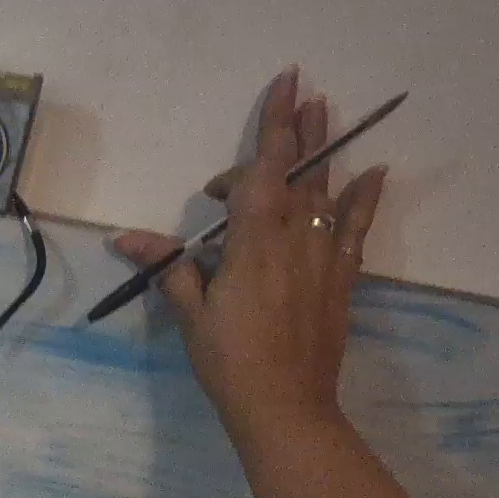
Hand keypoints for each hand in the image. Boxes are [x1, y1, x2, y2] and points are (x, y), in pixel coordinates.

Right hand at [115, 66, 386, 440]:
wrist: (283, 405)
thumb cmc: (227, 362)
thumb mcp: (190, 314)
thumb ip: (169, 267)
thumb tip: (125, 238)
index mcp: (253, 246)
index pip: (262, 175)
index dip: (270, 132)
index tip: (281, 91)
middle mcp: (295, 242)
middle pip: (298, 175)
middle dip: (298, 132)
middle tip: (305, 92)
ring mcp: (323, 259)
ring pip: (327, 193)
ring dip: (326, 152)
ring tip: (328, 114)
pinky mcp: (340, 280)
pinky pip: (356, 230)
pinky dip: (365, 199)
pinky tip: (373, 174)